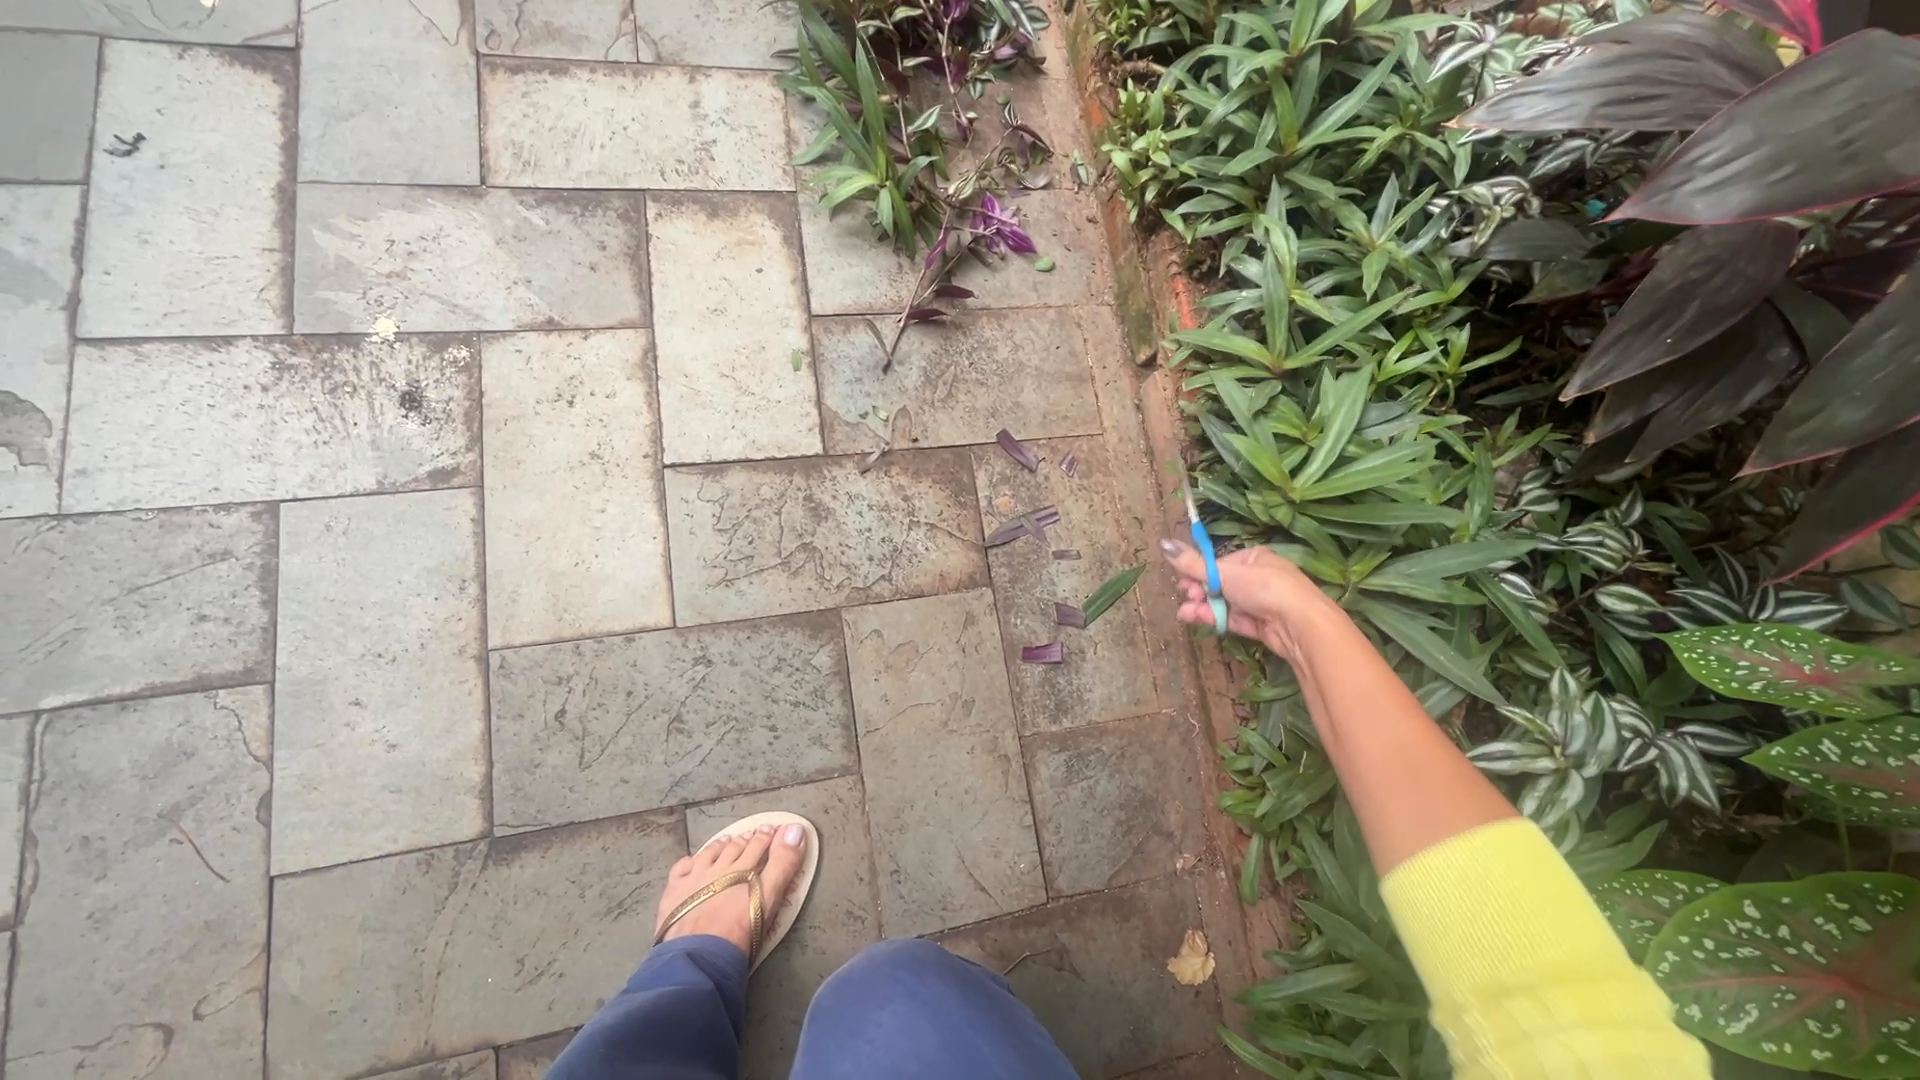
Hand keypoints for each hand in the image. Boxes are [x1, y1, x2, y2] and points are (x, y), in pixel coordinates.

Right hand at [1160, 539, 1340, 660]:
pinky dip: (1216, 619)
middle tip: (1186, 598)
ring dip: (1203, 607)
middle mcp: (1259, 577)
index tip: (1182, 582)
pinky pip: (1234, 619)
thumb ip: (1193, 564)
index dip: (1198, 573)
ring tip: (1185, 614)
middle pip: (1220, 585)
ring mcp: (1261, 602)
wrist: (1300, 624)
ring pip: (1225, 604)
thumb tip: (1163, 543)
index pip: (1218, 564)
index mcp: (1254, 557)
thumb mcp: (1224, 573)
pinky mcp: (1262, 624)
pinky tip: (1198, 619)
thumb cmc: (1265, 588)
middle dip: (1199, 592)